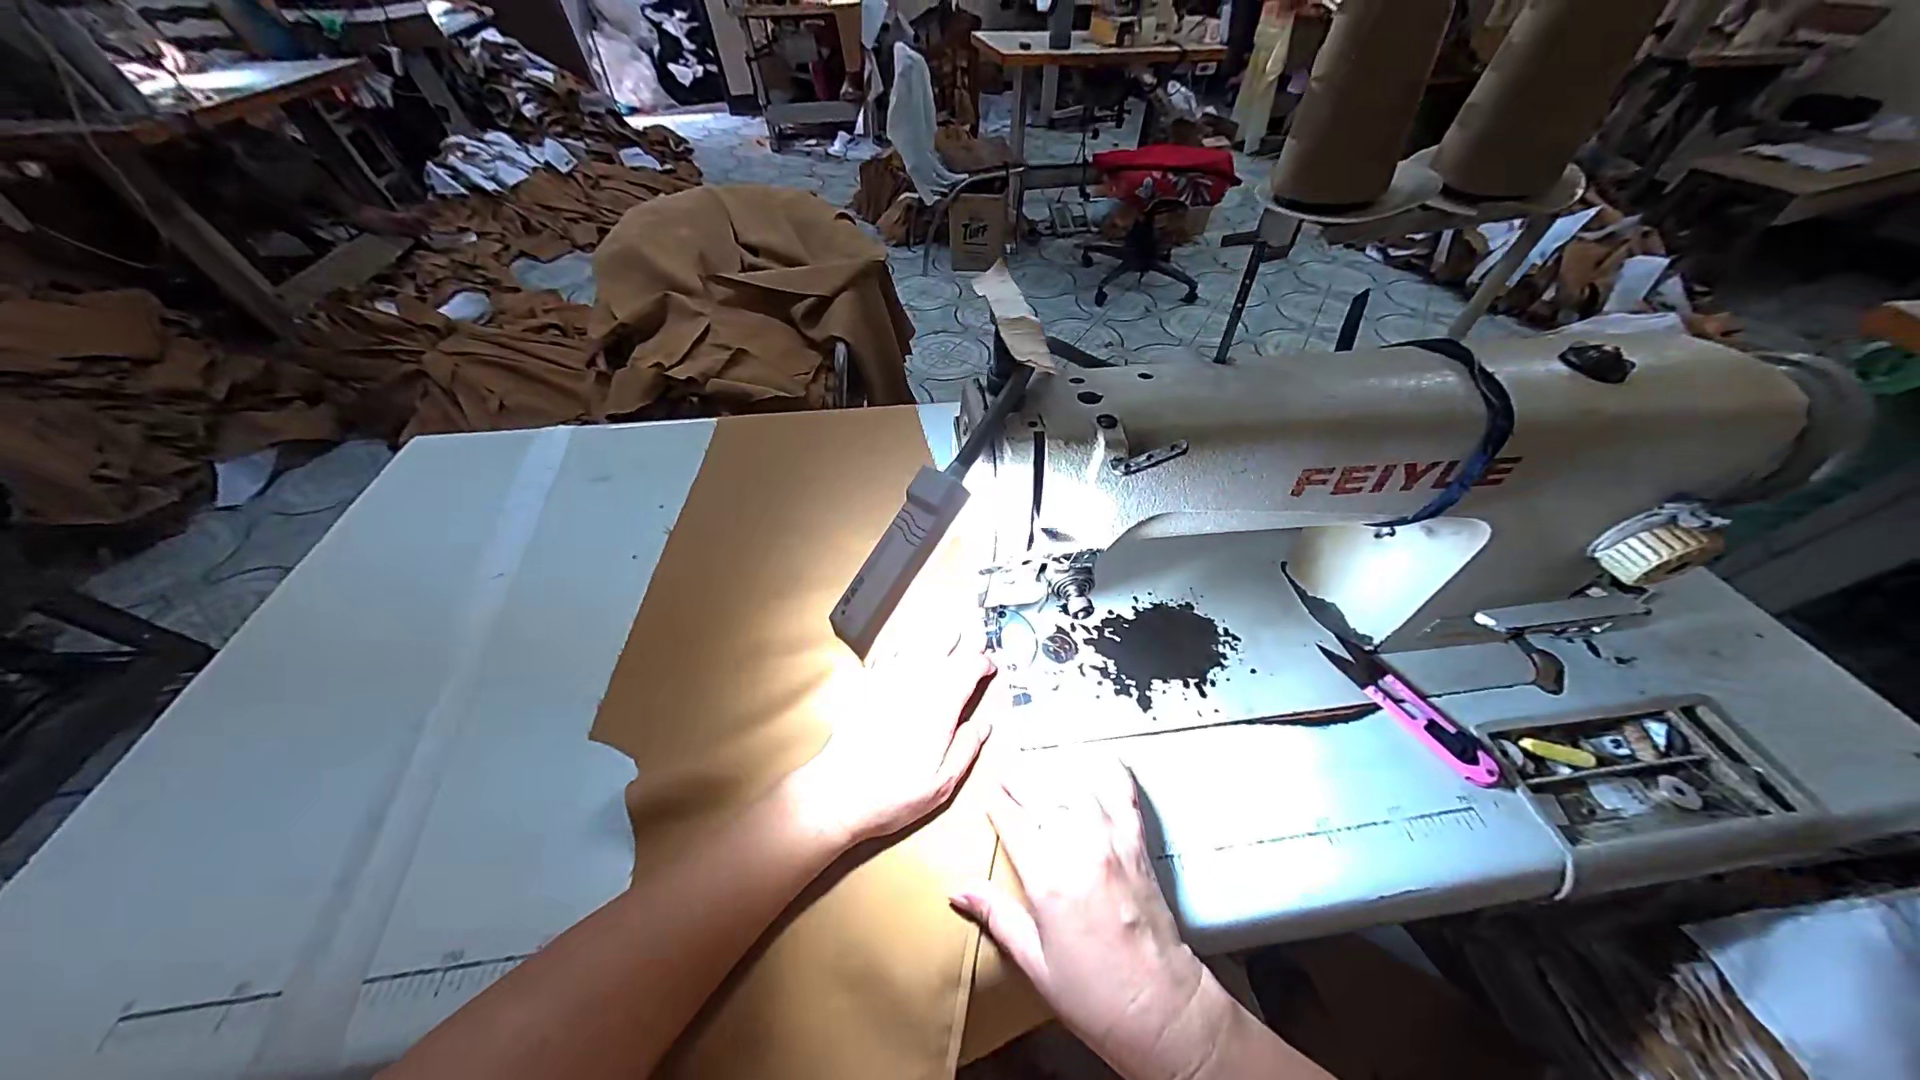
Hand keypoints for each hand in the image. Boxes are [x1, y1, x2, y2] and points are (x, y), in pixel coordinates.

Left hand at [785, 650, 995, 845]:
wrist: (838, 792)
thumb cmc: (890, 793)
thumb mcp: (942, 783)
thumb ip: (966, 748)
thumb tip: (981, 727)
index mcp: (941, 705)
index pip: (970, 667)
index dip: (984, 662)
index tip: (989, 667)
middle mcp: (916, 684)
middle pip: (944, 645)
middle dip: (962, 639)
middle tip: (972, 636)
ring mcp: (888, 680)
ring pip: (916, 643)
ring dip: (934, 636)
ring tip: (945, 629)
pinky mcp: (865, 684)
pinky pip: (887, 652)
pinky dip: (901, 645)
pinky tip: (903, 645)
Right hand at [950, 757, 1235, 1079]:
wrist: (1161, 1008)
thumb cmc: (1095, 995)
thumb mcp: (1034, 961)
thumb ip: (996, 916)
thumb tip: (959, 890)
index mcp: (1048, 880)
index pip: (1011, 819)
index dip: (996, 802)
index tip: (989, 797)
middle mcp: (1080, 850)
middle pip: (1040, 791)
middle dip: (1019, 778)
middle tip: (1008, 776)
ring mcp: (1113, 841)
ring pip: (1075, 784)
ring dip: (1054, 771)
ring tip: (1040, 770)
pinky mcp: (1138, 842)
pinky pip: (1122, 792)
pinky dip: (1109, 772)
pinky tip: (1096, 762)